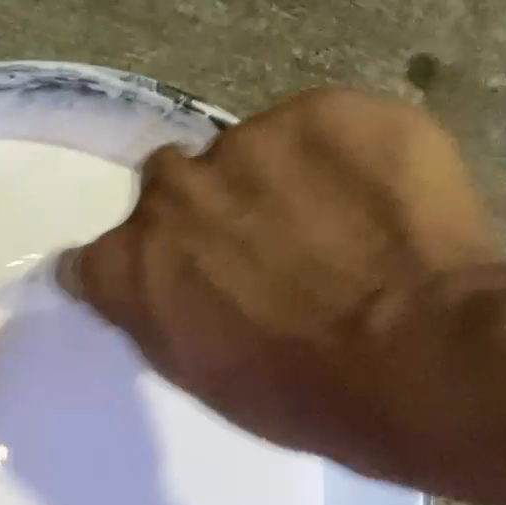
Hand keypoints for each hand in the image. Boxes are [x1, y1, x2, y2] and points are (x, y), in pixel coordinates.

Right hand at [59, 88, 505, 469]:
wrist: (412, 355)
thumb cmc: (289, 392)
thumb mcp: (191, 370)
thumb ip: (156, 312)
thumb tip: (158, 287)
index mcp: (125, 265)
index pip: (93, 258)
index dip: (130, 271)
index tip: (164, 285)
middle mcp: (168, 194)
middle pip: (166, 191)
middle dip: (198, 218)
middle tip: (252, 255)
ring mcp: (246, 144)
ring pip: (243, 155)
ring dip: (267, 185)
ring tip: (325, 230)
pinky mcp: (326, 111)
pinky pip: (314, 129)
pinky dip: (334, 160)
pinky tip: (368, 203)